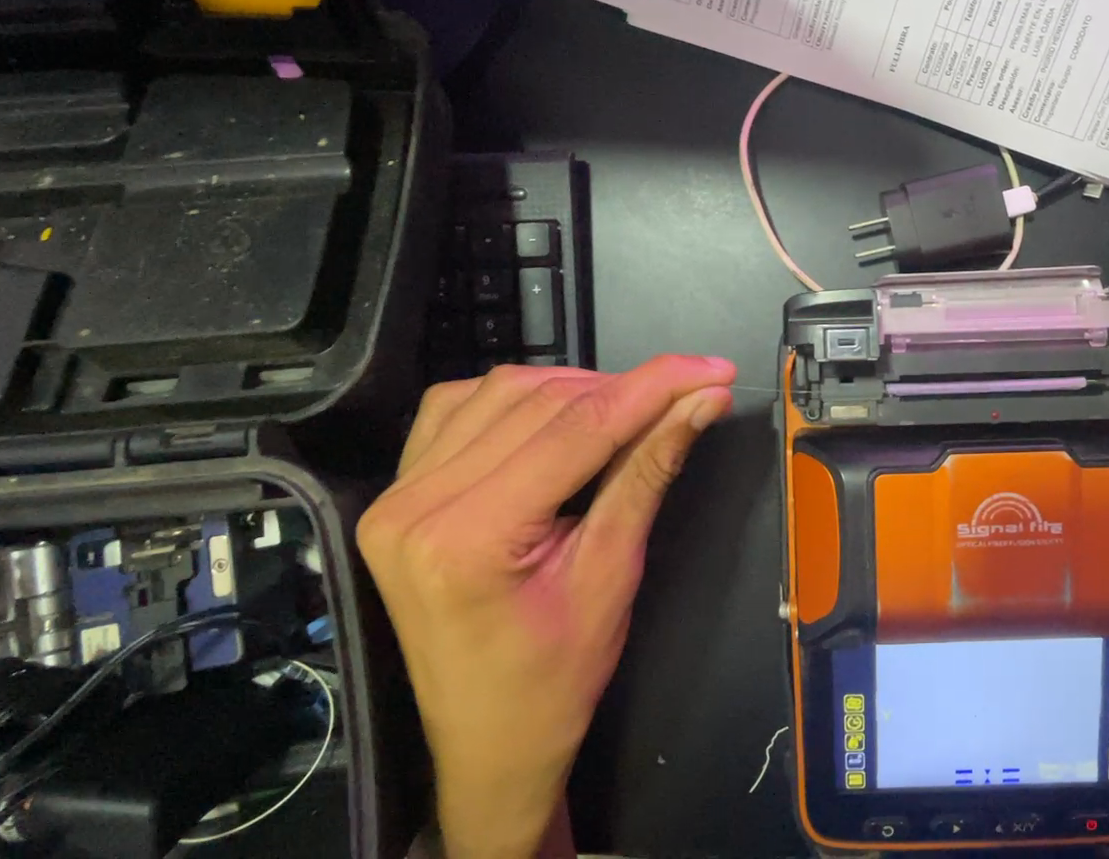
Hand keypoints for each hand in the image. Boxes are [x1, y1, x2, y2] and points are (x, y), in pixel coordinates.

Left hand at [359, 357, 736, 858]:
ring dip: (575, 389)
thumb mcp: (615, 573)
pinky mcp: (398, 491)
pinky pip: (459, 408)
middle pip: (541, 403)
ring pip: (500, 392)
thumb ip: (650, 472)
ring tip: (629, 409)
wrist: (490, 740)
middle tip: (683, 395)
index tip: (711, 369)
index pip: (579, 429)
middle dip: (624, 388)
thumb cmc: (557, 677)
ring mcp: (398, 494)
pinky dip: (517, 399)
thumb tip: (701, 403)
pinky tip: (556, 415)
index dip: (654, 388)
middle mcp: (417, 503)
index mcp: (469, 537)